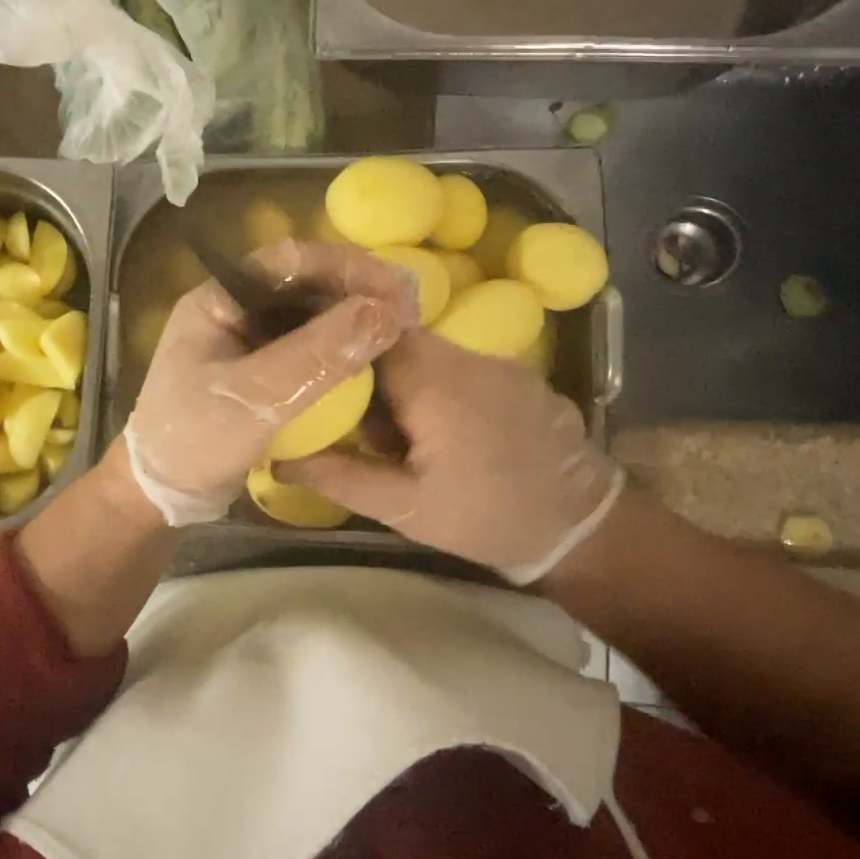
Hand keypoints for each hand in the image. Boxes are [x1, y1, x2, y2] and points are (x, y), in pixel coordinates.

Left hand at [123, 240, 415, 527]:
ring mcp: (245, 342)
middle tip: (410, 314)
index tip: (397, 292)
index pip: (289, 261)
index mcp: (217, 301)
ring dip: (353, 321)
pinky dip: (339, 351)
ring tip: (400, 336)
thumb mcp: (256, 398)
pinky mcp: (259, 371)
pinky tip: (371, 362)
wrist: (163, 494)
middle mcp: (232, 312)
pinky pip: (306, 348)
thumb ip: (316, 356)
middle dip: (357, 293)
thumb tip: (386, 313)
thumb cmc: (194, 440)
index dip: (348, 268)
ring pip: (310, 316)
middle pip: (304, 284)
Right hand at [278, 327, 622, 583]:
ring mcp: (499, 363)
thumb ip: (337, 475)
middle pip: (396, 339)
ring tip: (393, 433)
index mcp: (434, 382)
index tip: (311, 366)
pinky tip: (439, 431)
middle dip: (365, 370)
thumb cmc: (483, 518)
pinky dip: (435, 388)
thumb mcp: (401, 508)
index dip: (335, 340)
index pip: (369, 329)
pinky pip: (460, 367)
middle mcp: (467, 357)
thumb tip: (275, 458)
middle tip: (349, 417)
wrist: (584, 529)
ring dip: (401, 382)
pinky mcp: (519, 377)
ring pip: (428, 353)